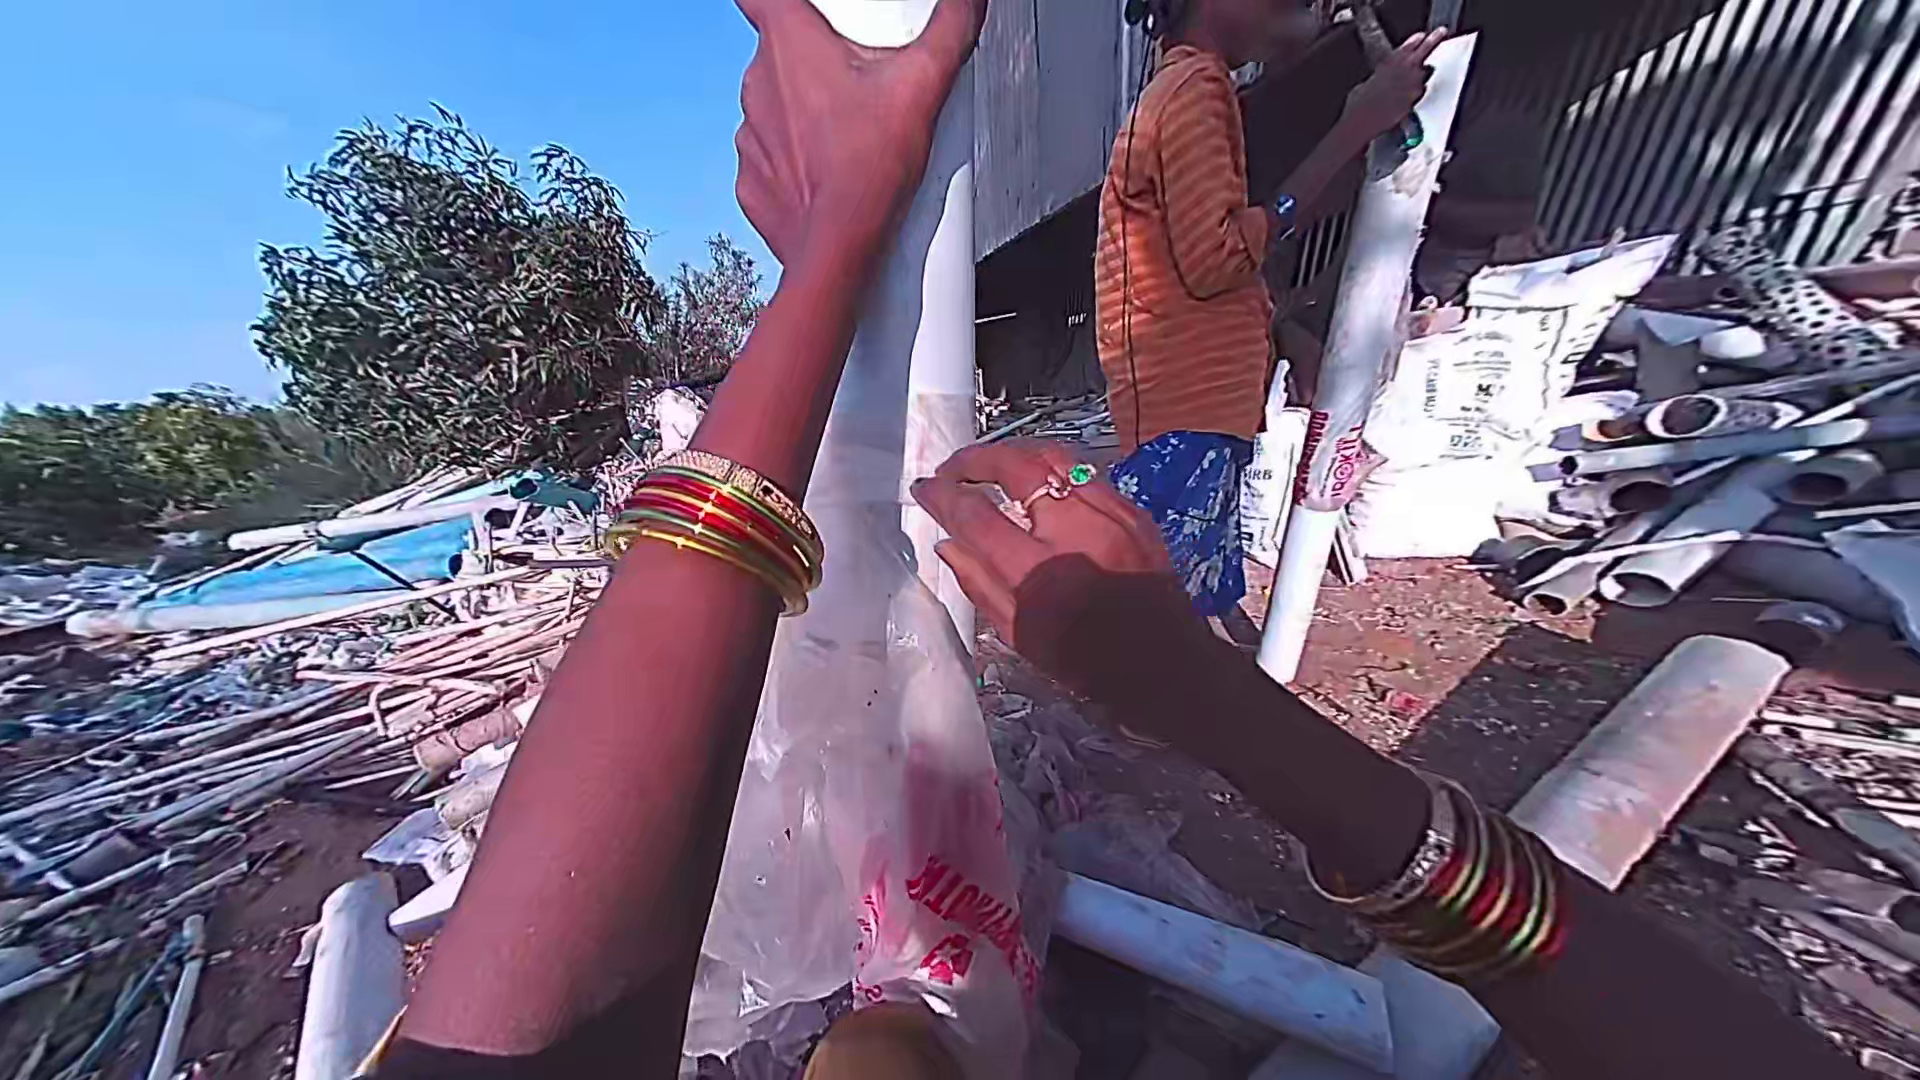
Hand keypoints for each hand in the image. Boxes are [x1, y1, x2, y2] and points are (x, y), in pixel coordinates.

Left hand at [734, 0, 985, 267]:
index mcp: (788, 44)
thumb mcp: (922, 90)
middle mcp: (758, 87)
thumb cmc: (865, 178)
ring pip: (778, 118)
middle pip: (784, 61)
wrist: (838, 256)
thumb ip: (950, 31)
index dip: (789, 5)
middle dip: (820, 75)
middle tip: (862, 102)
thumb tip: (968, 2)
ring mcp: (752, 140)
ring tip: (852, 151)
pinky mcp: (755, 186)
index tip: (811, 19)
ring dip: (808, 127)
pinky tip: (830, 185)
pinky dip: (798, 174)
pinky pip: (774, 168)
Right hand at [911, 440, 1177, 675]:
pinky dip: (1051, 470)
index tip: (924, 489)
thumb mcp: (1021, 636)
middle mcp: (1076, 532)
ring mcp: (1111, 514)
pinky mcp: (1133, 510)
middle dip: (974, 459)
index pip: (977, 517)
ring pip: (1054, 457)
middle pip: (1017, 468)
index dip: (943, 497)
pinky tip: (1038, 482)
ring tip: (991, 465)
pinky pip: (1084, 472)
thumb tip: (947, 542)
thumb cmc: (1085, 661)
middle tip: (952, 468)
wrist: (1166, 664)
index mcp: (1040, 574)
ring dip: (1013, 454)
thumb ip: (979, 584)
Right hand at [1339, 28, 1448, 142]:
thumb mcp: (1363, 86)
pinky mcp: (1415, 98)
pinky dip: (1413, 95)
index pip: (1413, 41)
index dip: (1416, 40)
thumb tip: (1380, 79)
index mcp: (1392, 60)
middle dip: (1433, 40)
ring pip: (1425, 73)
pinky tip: (1403, 101)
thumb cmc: (1357, 108)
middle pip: (1428, 46)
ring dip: (1419, 76)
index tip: (1420, 38)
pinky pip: (1419, 93)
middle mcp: (1407, 67)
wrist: (1360, 124)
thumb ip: (1377, 78)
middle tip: (1439, 34)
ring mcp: (1414, 82)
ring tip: (1409, 84)